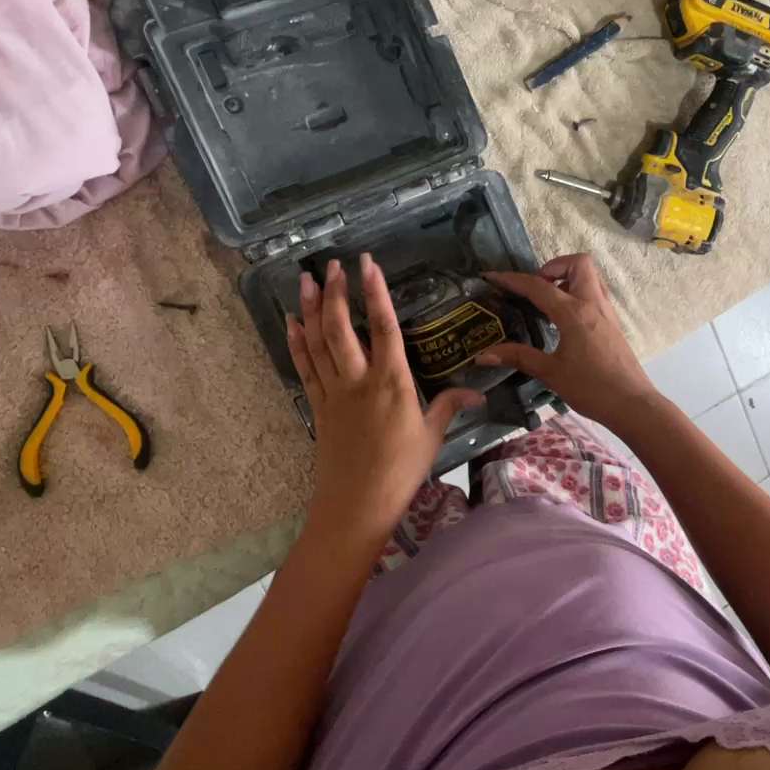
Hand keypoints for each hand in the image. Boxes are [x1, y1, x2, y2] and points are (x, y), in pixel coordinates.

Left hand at [286, 255, 482, 537]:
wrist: (357, 505)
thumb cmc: (402, 470)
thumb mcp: (432, 436)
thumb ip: (449, 405)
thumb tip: (478, 392)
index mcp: (392, 382)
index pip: (384, 327)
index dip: (376, 293)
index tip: (368, 265)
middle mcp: (359, 380)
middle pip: (342, 328)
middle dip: (336, 293)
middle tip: (332, 265)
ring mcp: (334, 393)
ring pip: (318, 343)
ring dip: (310, 309)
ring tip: (303, 280)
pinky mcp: (318, 407)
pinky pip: (305, 368)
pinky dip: (297, 344)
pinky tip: (291, 323)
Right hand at [476, 254, 667, 427]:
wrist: (632, 404)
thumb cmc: (591, 388)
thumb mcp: (551, 373)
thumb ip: (519, 357)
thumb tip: (483, 355)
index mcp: (574, 312)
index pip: (538, 286)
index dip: (512, 279)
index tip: (492, 276)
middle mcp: (593, 303)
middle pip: (577, 263)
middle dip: (553, 267)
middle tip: (536, 288)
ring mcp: (606, 311)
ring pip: (590, 276)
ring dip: (568, 278)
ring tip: (548, 300)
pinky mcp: (613, 322)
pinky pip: (596, 293)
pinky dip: (578, 293)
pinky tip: (565, 317)